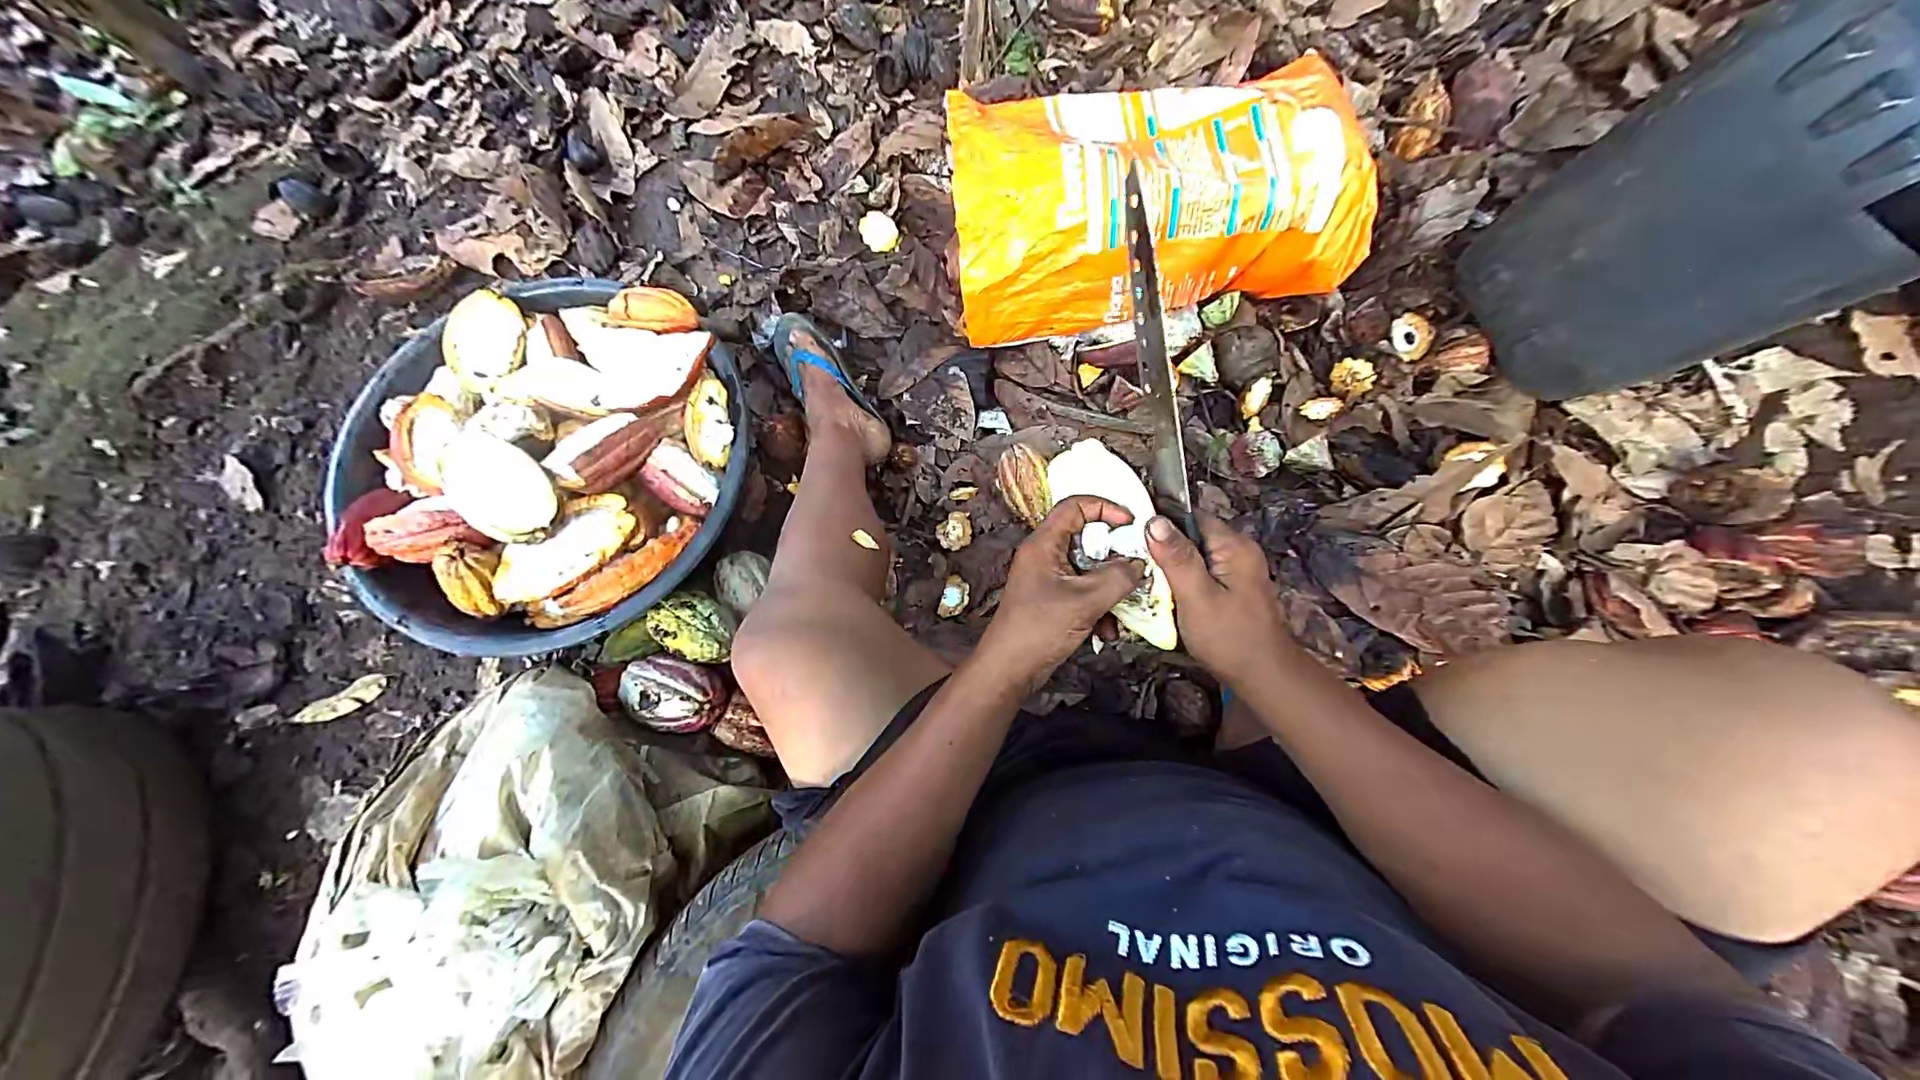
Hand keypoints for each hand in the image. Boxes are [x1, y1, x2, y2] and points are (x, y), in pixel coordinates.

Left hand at [976, 496, 1145, 688]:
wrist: (1010, 668)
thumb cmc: (1036, 629)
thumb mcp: (1085, 601)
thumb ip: (1117, 578)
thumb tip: (1139, 564)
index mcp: (1043, 545)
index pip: (1074, 506)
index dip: (1105, 507)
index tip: (1130, 522)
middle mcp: (1044, 556)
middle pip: (1086, 539)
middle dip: (1114, 557)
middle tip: (1135, 567)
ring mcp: (1048, 578)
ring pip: (1089, 570)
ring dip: (1109, 589)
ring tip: (1120, 610)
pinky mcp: (1053, 599)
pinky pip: (1084, 592)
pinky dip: (1099, 607)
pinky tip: (1106, 630)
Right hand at [1146, 515, 1292, 687]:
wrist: (1263, 678)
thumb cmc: (1229, 638)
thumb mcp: (1197, 596)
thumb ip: (1177, 558)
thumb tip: (1155, 520)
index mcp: (1234, 546)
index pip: (1190, 516)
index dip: (1160, 523)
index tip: (1130, 535)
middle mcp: (1238, 552)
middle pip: (1191, 536)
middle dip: (1161, 547)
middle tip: (1130, 560)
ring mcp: (1236, 572)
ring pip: (1193, 557)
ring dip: (1169, 567)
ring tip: (1141, 577)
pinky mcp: (1231, 589)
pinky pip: (1199, 574)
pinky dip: (1180, 582)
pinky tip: (1163, 594)